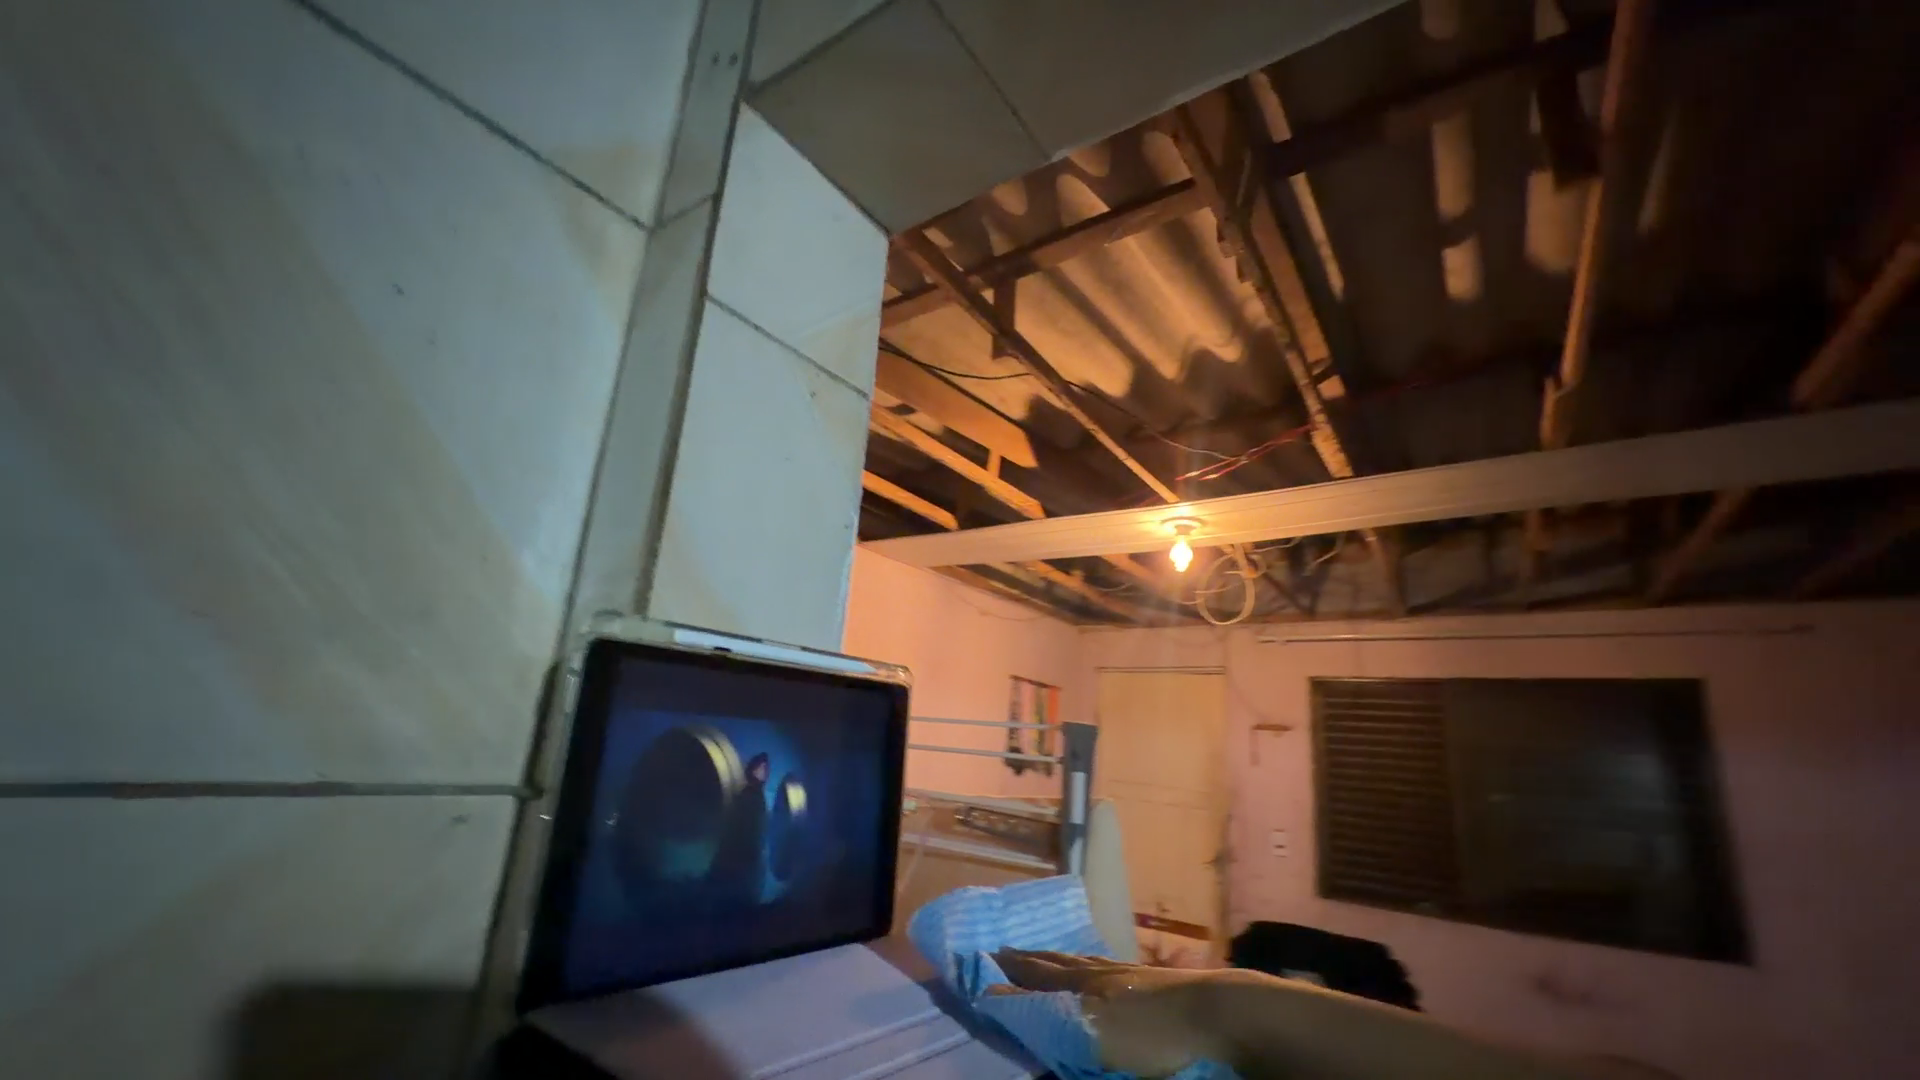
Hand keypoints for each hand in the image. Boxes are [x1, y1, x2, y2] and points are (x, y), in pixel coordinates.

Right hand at [993, 950, 1257, 1076]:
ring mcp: (1123, 971)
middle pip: (1052, 962)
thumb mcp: (1089, 1033)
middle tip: (1001, 951)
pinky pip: (1101, 962)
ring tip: (1039, 953)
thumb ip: (1044, 1016)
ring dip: (1052, 957)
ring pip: (1077, 959)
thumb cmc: (1150, 1032)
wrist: (1214, 1012)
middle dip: (1024, 959)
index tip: (978, 962)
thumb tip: (995, 998)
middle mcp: (1094, 972)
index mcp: (1077, 986)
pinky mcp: (1147, 976)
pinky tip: (1093, 964)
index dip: (1004, 973)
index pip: (1031, 977)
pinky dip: (1084, 960)